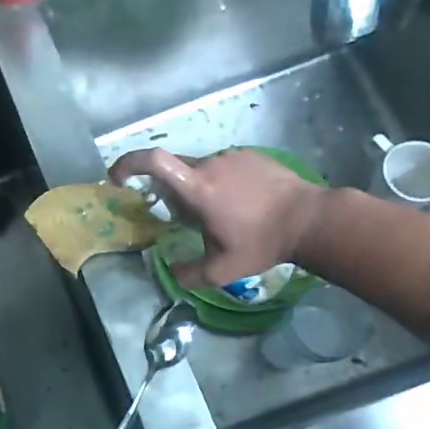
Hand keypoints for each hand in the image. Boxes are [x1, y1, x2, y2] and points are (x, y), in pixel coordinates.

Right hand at [110, 147, 348, 286]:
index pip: (154, 161)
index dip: (128, 164)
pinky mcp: (249, 154)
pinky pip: (221, 166)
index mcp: (198, 189)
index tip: (119, 180)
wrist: (310, 220)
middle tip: (185, 220)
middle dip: (169, 193)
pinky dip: (218, 184)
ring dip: (197, 190)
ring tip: (220, 217)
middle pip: (174, 171)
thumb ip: (187, 274)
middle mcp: (210, 165)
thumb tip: (170, 272)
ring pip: (198, 170)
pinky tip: (238, 206)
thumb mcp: (221, 271)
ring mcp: (231, 156)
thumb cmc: (262, 245)